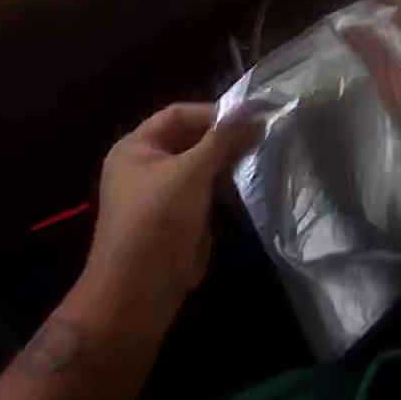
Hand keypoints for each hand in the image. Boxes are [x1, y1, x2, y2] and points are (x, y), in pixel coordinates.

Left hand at [79, 103, 261, 322]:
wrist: (141, 288)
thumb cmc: (158, 220)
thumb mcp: (190, 173)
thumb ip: (221, 140)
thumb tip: (253, 111)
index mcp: (136, 147)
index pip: (178, 114)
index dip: (213, 112)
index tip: (251, 116)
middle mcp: (147, 165)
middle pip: (191, 138)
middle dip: (225, 136)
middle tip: (263, 134)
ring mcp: (164, 192)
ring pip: (202, 164)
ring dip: (229, 159)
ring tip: (263, 153)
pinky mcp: (181, 215)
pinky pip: (206, 189)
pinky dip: (227, 183)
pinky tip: (252, 180)